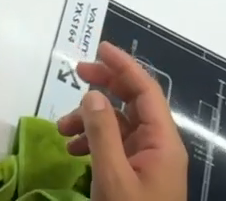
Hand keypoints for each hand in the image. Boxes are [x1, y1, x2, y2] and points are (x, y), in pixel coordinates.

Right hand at [56, 43, 187, 200]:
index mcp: (163, 141)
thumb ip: (103, 131)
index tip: (99, 47)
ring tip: (62, 127)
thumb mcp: (114, 177)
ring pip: (118, 123)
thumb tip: (93, 93)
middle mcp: (158, 146)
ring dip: (90, 118)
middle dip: (104, 85)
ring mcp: (147, 161)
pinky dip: (92, 139)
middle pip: (132, 101)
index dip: (123, 65)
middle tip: (76, 73)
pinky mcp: (135, 176)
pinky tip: (72, 148)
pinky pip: (114, 144)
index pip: (145, 89)